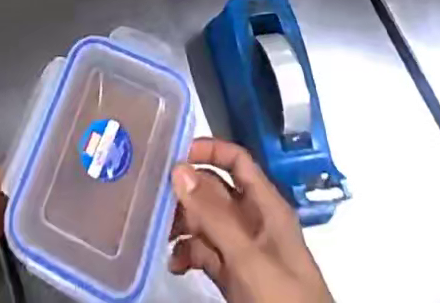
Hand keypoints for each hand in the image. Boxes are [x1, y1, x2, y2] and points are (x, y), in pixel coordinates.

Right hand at [168, 138, 332, 302]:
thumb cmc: (282, 299)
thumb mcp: (248, 257)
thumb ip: (214, 214)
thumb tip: (178, 168)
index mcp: (266, 206)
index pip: (237, 161)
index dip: (209, 151)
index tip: (175, 156)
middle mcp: (254, 221)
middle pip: (216, 191)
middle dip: (187, 193)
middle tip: (157, 200)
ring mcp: (244, 251)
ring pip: (207, 222)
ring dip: (184, 225)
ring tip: (162, 235)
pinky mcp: (236, 278)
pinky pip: (207, 254)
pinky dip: (189, 254)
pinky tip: (175, 264)